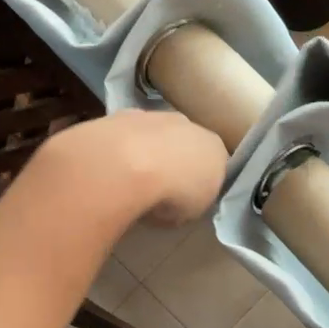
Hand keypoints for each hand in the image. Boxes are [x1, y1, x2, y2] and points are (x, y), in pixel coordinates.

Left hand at [20, 110, 226, 228]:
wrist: (128, 164)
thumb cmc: (172, 193)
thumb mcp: (191, 213)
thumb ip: (191, 203)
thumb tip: (176, 203)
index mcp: (215, 148)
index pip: (214, 165)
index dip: (200, 183)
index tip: (186, 200)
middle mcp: (188, 124)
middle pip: (184, 144)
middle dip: (174, 161)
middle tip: (159, 189)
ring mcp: (153, 115)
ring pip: (154, 136)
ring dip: (146, 153)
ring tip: (131, 182)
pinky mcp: (120, 114)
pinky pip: (126, 136)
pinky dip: (122, 150)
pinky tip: (112, 170)